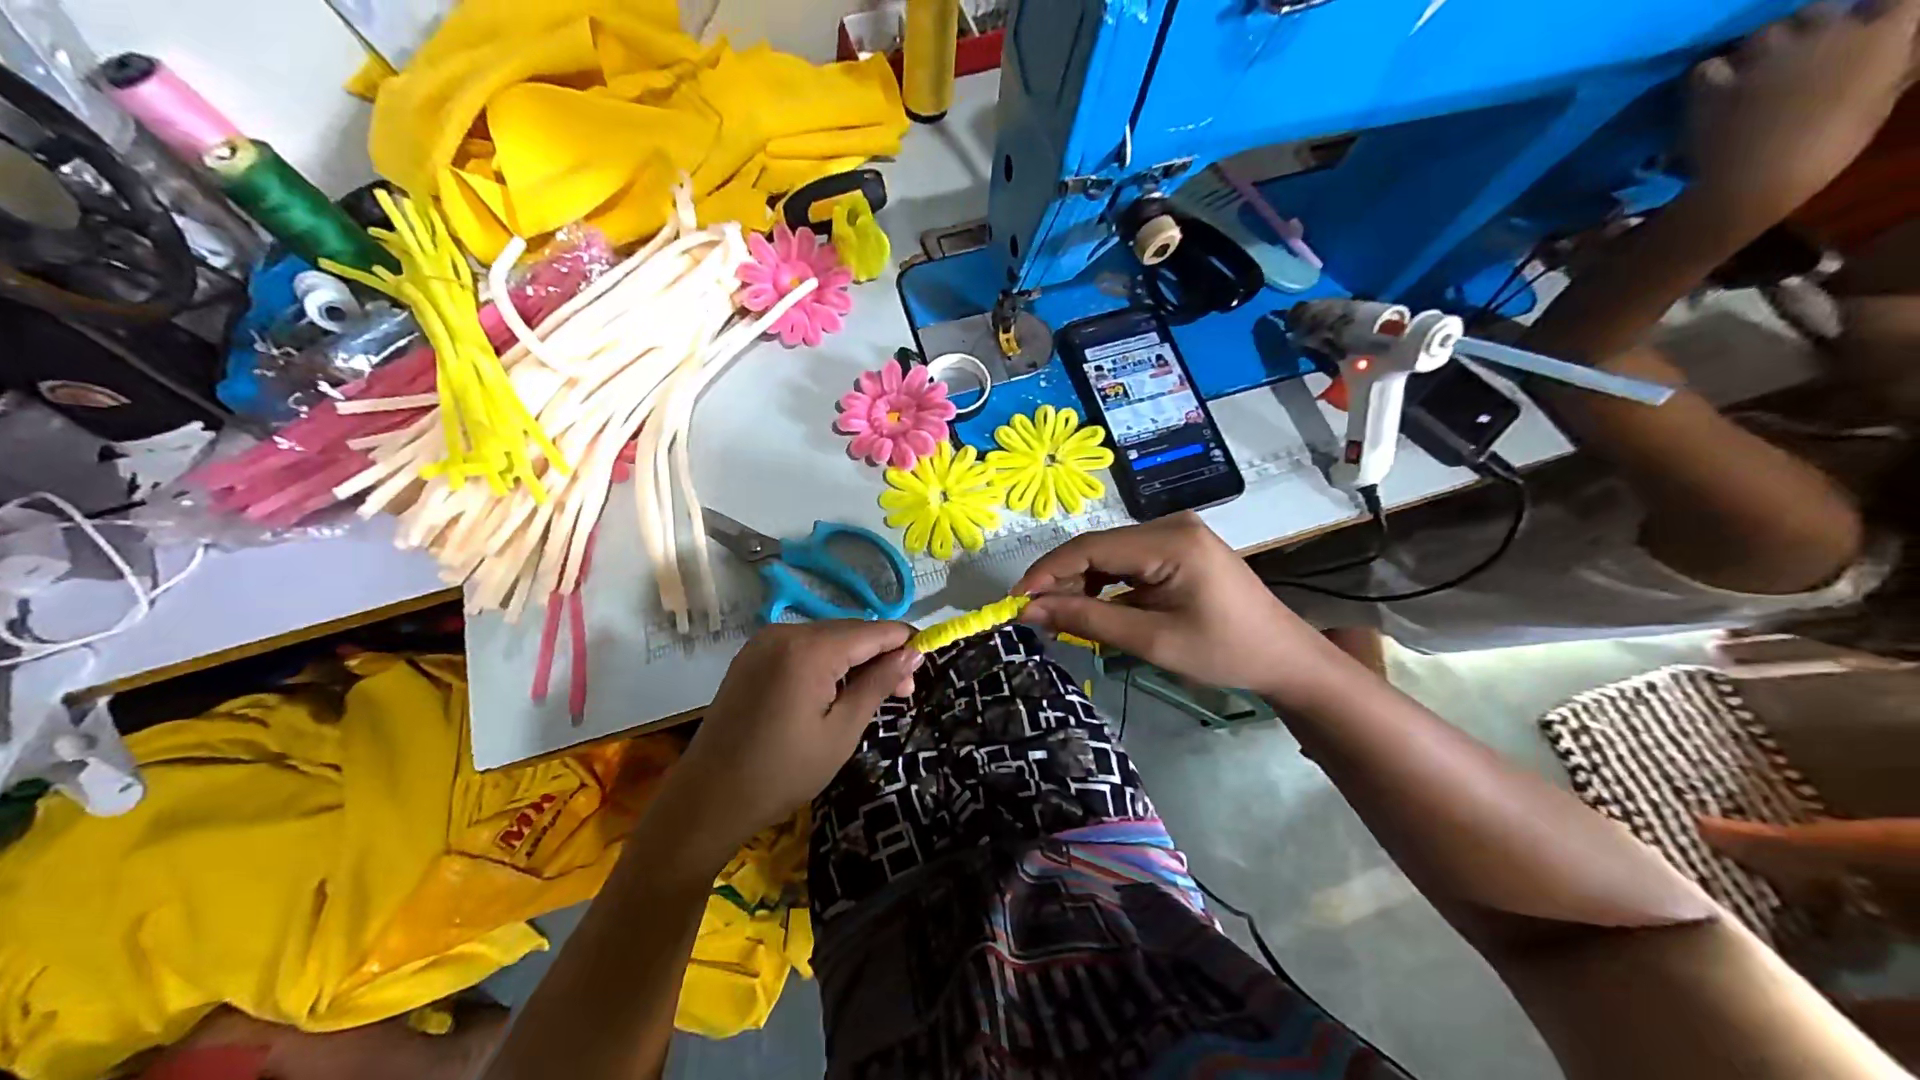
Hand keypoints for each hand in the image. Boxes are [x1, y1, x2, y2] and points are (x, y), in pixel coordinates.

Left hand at [660, 621, 919, 859]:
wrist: (708, 798)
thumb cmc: (782, 772)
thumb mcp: (841, 732)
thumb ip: (878, 684)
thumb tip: (913, 652)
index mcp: (809, 649)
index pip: (874, 630)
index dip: (905, 643)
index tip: (925, 668)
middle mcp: (785, 632)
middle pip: (850, 631)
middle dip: (880, 654)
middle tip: (901, 694)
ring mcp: (763, 642)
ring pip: (827, 638)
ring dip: (854, 659)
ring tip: (870, 696)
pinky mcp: (752, 656)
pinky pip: (802, 648)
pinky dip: (826, 663)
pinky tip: (834, 690)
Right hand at [1012, 514, 1347, 705]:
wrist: (1285, 657)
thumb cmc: (1224, 652)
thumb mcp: (1151, 640)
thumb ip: (1087, 619)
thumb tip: (1028, 611)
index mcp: (1170, 540)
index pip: (1090, 547)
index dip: (1046, 572)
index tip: (1014, 602)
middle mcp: (1169, 524)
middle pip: (1096, 547)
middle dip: (1060, 580)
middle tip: (1032, 617)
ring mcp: (1174, 534)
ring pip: (1107, 554)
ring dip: (1079, 583)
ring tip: (1058, 617)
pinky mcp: (1176, 548)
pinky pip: (1125, 561)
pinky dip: (1103, 584)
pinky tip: (1090, 607)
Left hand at [1686, 0, 1919, 229]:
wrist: (1755, 180)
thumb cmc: (1826, 149)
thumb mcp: (1876, 103)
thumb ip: (1887, 68)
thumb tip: (1893, 53)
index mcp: (1882, 33)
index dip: (1877, 13)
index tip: (1867, 29)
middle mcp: (1826, 31)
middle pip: (1816, 11)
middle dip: (1808, 29)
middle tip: (1798, 60)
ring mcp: (1766, 56)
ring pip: (1763, 33)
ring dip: (1759, 50)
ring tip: (1755, 75)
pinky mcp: (1717, 83)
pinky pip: (1709, 66)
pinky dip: (1710, 76)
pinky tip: (1715, 90)